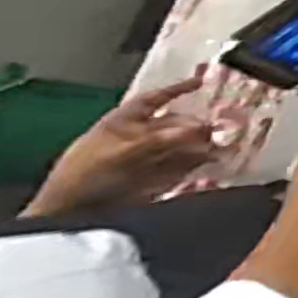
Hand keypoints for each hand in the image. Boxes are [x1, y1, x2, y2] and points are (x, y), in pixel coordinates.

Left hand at [26, 71, 215, 215]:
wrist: (74, 214)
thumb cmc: (87, 176)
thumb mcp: (123, 153)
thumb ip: (162, 139)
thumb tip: (201, 129)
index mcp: (122, 124)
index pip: (152, 100)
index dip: (175, 90)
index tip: (201, 83)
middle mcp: (139, 137)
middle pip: (176, 122)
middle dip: (198, 124)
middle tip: (217, 128)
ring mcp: (150, 157)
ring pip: (185, 143)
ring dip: (205, 142)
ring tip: (223, 144)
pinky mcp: (160, 176)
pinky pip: (187, 163)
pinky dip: (202, 159)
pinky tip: (216, 158)